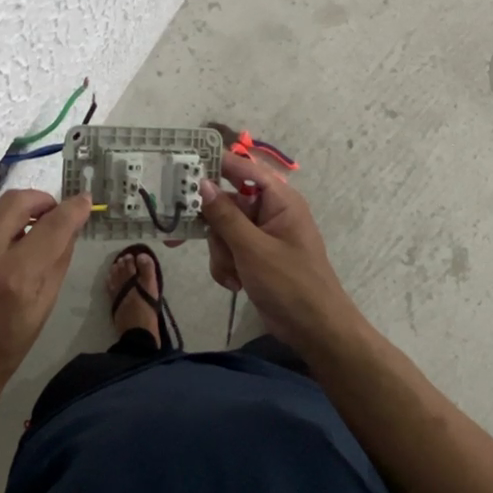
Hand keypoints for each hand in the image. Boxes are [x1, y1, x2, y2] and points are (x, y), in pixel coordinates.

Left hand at [0, 188, 92, 399]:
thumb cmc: (4, 350)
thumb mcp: (42, 310)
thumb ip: (57, 264)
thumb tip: (70, 229)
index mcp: (15, 277)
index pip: (52, 226)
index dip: (73, 209)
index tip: (85, 200)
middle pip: (16, 201)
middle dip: (41, 199)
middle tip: (53, 213)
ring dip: (15, 207)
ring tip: (28, 225)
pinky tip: (2, 239)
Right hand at [200, 154, 362, 348]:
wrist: (313, 328)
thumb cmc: (290, 283)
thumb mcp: (252, 249)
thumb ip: (225, 216)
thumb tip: (201, 183)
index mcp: (279, 200)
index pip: (243, 168)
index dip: (215, 164)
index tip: (182, 164)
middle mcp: (270, 212)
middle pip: (226, 203)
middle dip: (213, 228)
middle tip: (179, 238)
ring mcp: (261, 235)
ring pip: (222, 230)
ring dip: (220, 254)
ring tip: (233, 273)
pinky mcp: (254, 256)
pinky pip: (227, 250)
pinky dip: (226, 266)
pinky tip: (236, 284)